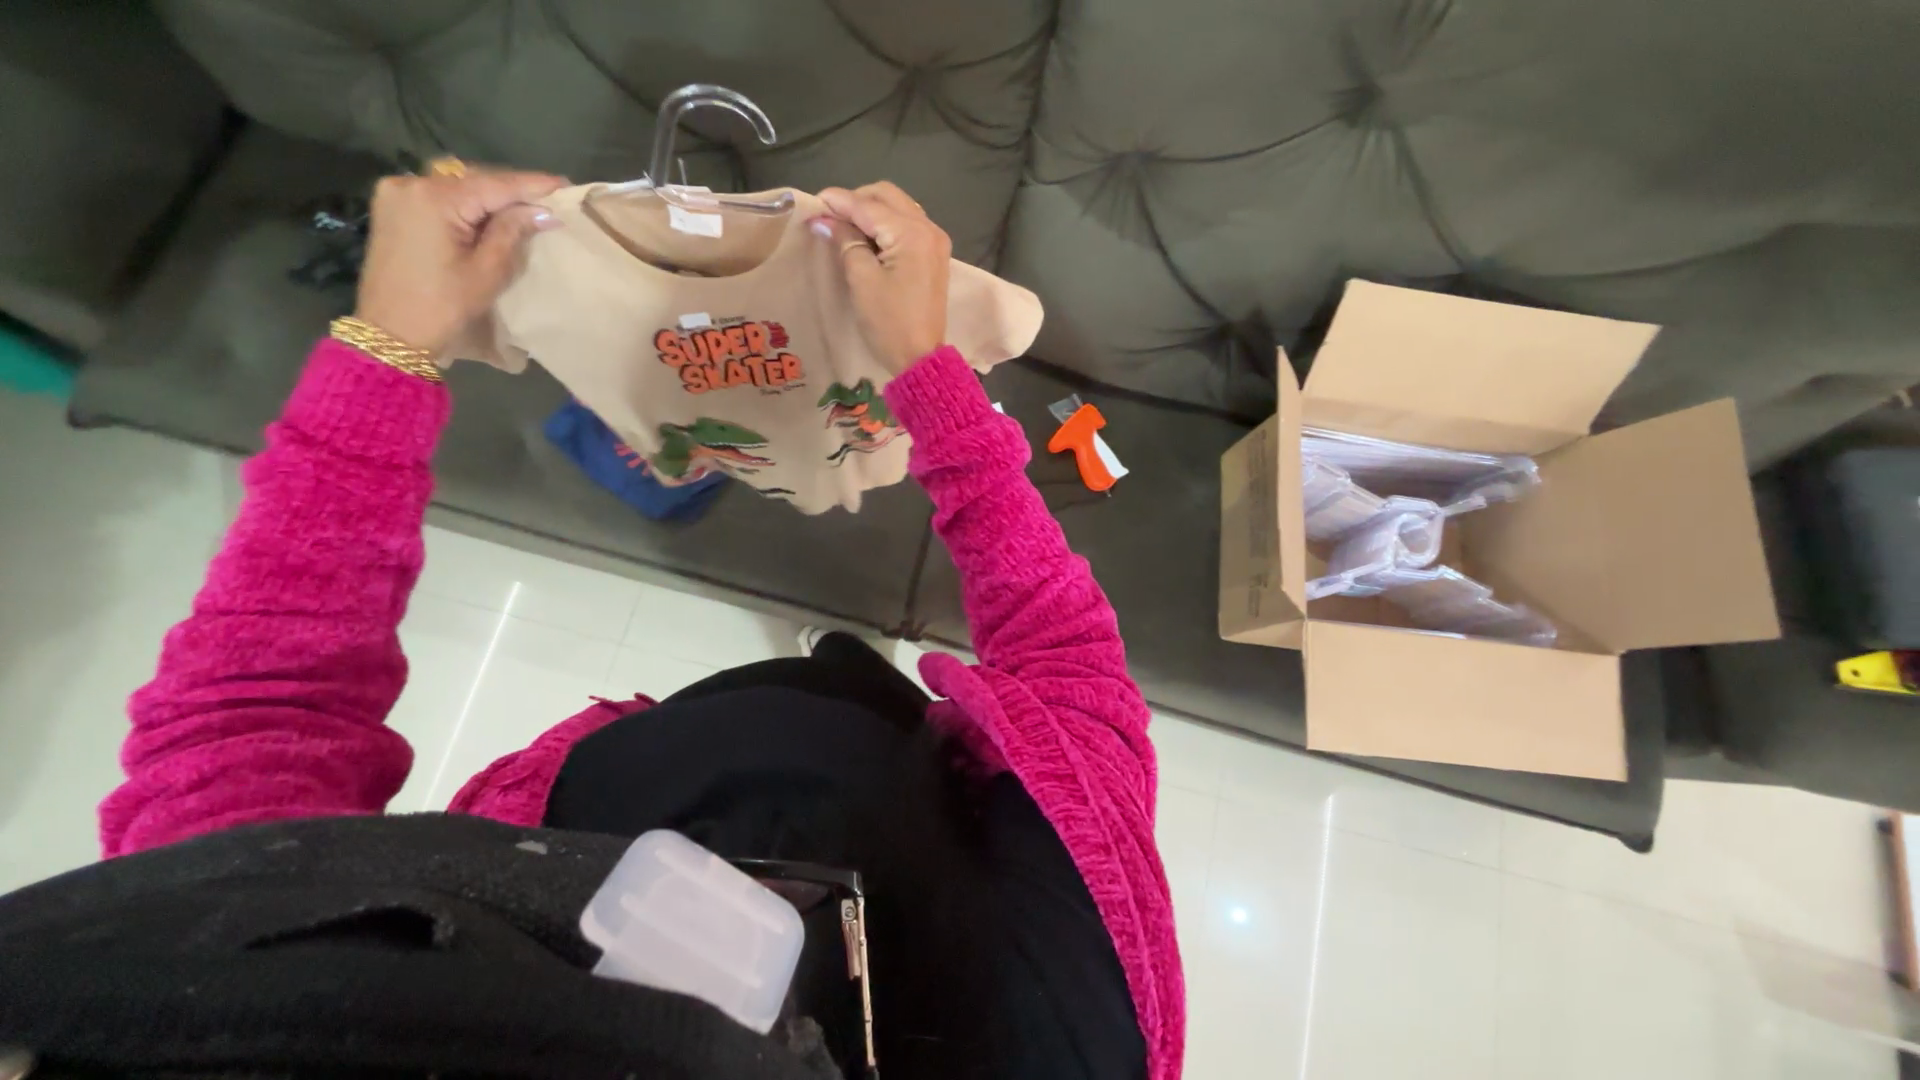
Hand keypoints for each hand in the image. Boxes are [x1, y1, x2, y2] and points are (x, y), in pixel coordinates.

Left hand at [353, 167, 568, 356]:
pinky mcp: (393, 206)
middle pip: (474, 179)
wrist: (392, 330)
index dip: (533, 185)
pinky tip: (490, 212)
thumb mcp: (488, 270)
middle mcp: (411, 183)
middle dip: (512, 189)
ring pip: (456, 185)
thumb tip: (544, 212)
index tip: (565, 184)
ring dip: (490, 194)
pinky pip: (439, 195)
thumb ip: (513, 232)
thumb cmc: (444, 305)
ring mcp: (397, 192)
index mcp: (435, 198)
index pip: (495, 185)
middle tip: (549, 198)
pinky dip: (467, 201)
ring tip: (525, 205)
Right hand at [811, 182, 950, 374]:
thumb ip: (845, 241)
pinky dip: (885, 224)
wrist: (920, 358)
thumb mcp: (861, 280)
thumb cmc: (889, 323)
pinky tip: (866, 237)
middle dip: (856, 200)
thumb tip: (824, 219)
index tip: (812, 202)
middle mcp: (928, 229)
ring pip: (898, 207)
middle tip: (829, 216)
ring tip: (845, 226)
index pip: (868, 206)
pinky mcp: (934, 255)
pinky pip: (907, 225)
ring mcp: (934, 241)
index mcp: (912, 233)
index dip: (838, 201)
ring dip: (871, 210)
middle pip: (887, 196)